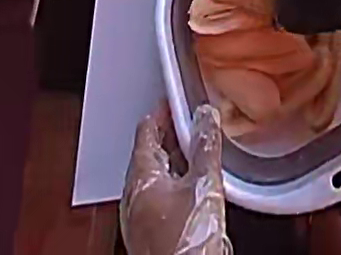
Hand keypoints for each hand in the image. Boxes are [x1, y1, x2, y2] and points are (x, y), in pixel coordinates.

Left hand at [121, 102, 228, 254]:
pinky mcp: (149, 234)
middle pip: (149, 152)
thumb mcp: (204, 183)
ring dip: (175, 158)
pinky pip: (159, 196)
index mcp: (140, 177)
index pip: (145, 130)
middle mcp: (133, 196)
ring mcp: (139, 218)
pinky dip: (174, 181)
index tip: (177, 99)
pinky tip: (194, 185)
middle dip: (170, 133)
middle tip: (191, 120)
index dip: (162, 110)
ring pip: (155, 175)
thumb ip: (206, 145)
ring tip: (197, 149)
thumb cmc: (186, 241)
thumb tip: (206, 116)